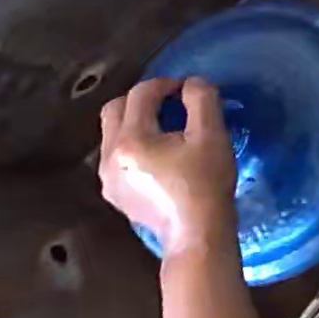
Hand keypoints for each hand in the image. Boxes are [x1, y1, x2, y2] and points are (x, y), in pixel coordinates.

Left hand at [99, 77, 236, 260]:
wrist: (197, 234)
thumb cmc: (206, 182)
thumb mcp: (212, 135)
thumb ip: (202, 100)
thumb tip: (192, 84)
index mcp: (131, 139)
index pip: (140, 94)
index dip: (166, 83)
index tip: (188, 89)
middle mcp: (108, 156)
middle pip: (115, 109)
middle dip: (143, 99)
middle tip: (173, 103)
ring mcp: (106, 177)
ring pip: (113, 132)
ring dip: (138, 121)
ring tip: (169, 129)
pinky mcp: (113, 192)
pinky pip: (116, 154)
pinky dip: (135, 143)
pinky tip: (161, 155)